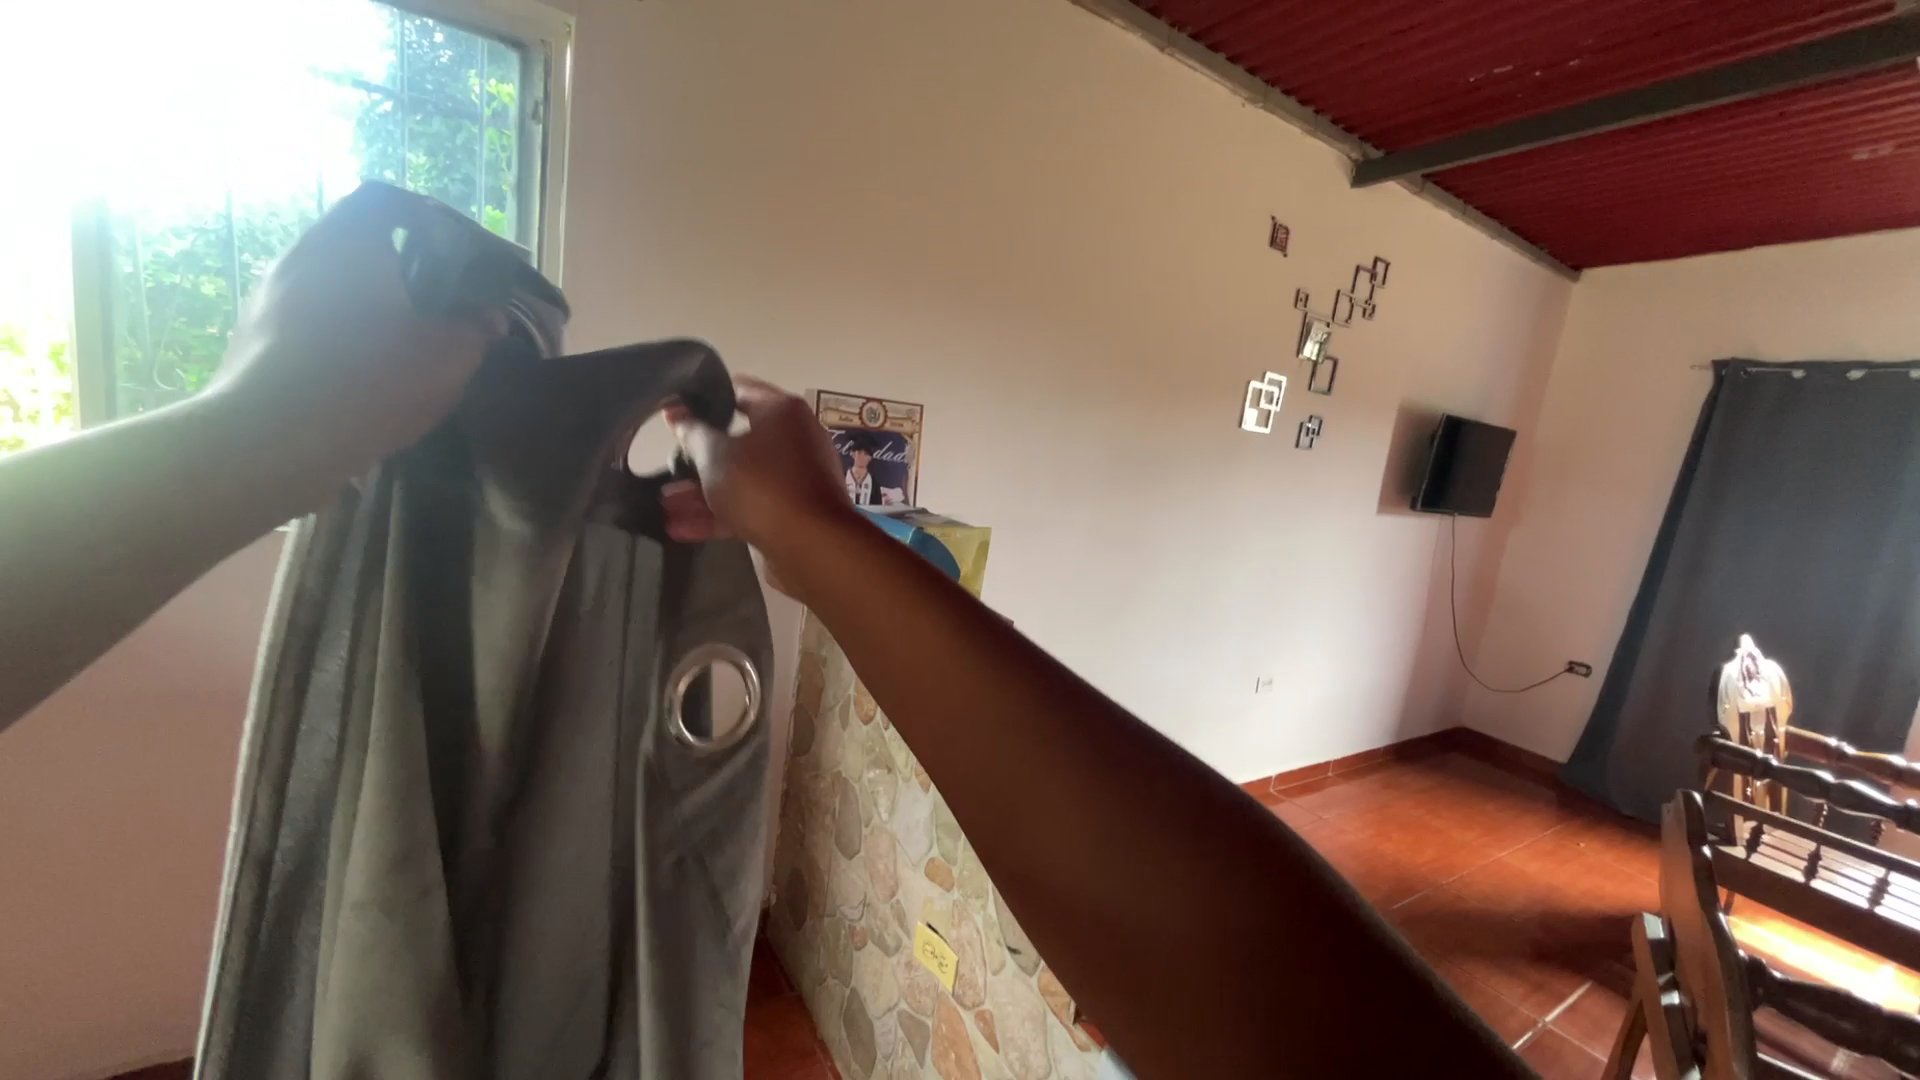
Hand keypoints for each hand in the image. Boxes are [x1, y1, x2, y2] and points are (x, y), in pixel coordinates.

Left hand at [210, 183, 500, 487]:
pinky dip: (348, 331)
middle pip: (360, 241)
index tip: (457, 252)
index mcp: (350, 244)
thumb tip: (487, 315)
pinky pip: (315, 316)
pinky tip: (370, 372)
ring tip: (410, 343)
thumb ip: (476, 327)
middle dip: (407, 269)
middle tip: (444, 304)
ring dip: (376, 303)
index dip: (426, 216)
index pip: (386, 199)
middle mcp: (303, 256)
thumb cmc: (372, 380)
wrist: (274, 438)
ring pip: (337, 281)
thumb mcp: (450, 355)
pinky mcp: (259, 334)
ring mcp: (272, 295)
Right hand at [661, 376, 852, 563]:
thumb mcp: (716, 456)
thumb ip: (693, 433)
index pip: (737, 390)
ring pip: (742, 477)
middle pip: (739, 439)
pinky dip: (720, 514)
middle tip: (666, 464)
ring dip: (703, 491)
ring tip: (664, 505)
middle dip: (699, 456)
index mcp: (782, 411)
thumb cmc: (762, 486)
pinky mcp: (793, 511)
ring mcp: (796, 477)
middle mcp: (795, 438)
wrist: (813, 547)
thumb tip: (677, 411)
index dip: (703, 398)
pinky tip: (681, 528)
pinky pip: (751, 505)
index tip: (673, 413)